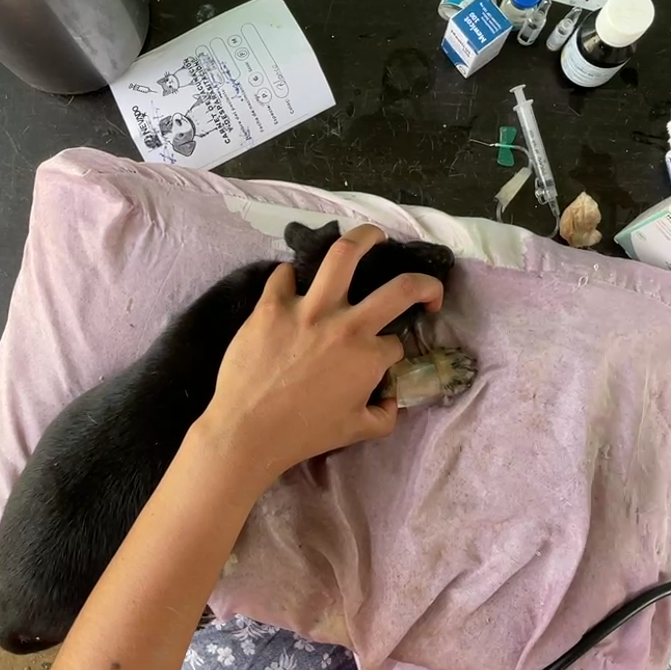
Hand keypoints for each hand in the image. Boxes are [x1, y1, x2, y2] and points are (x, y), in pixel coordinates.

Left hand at [199, 224, 443, 485]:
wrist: (247, 431)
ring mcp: (307, 309)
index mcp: (368, 356)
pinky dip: (291, 275)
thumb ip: (385, 416)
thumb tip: (393, 400)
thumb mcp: (356, 432)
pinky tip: (294, 281)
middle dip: (423, 283)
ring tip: (373, 235)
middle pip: (400, 288)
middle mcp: (345, 325)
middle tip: (423, 284)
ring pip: (343, 255)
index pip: (397, 341)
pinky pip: (284, 274)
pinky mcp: (271, 305)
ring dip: (365, 238)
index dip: (395, 348)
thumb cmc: (303, 434)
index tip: (386, 355)